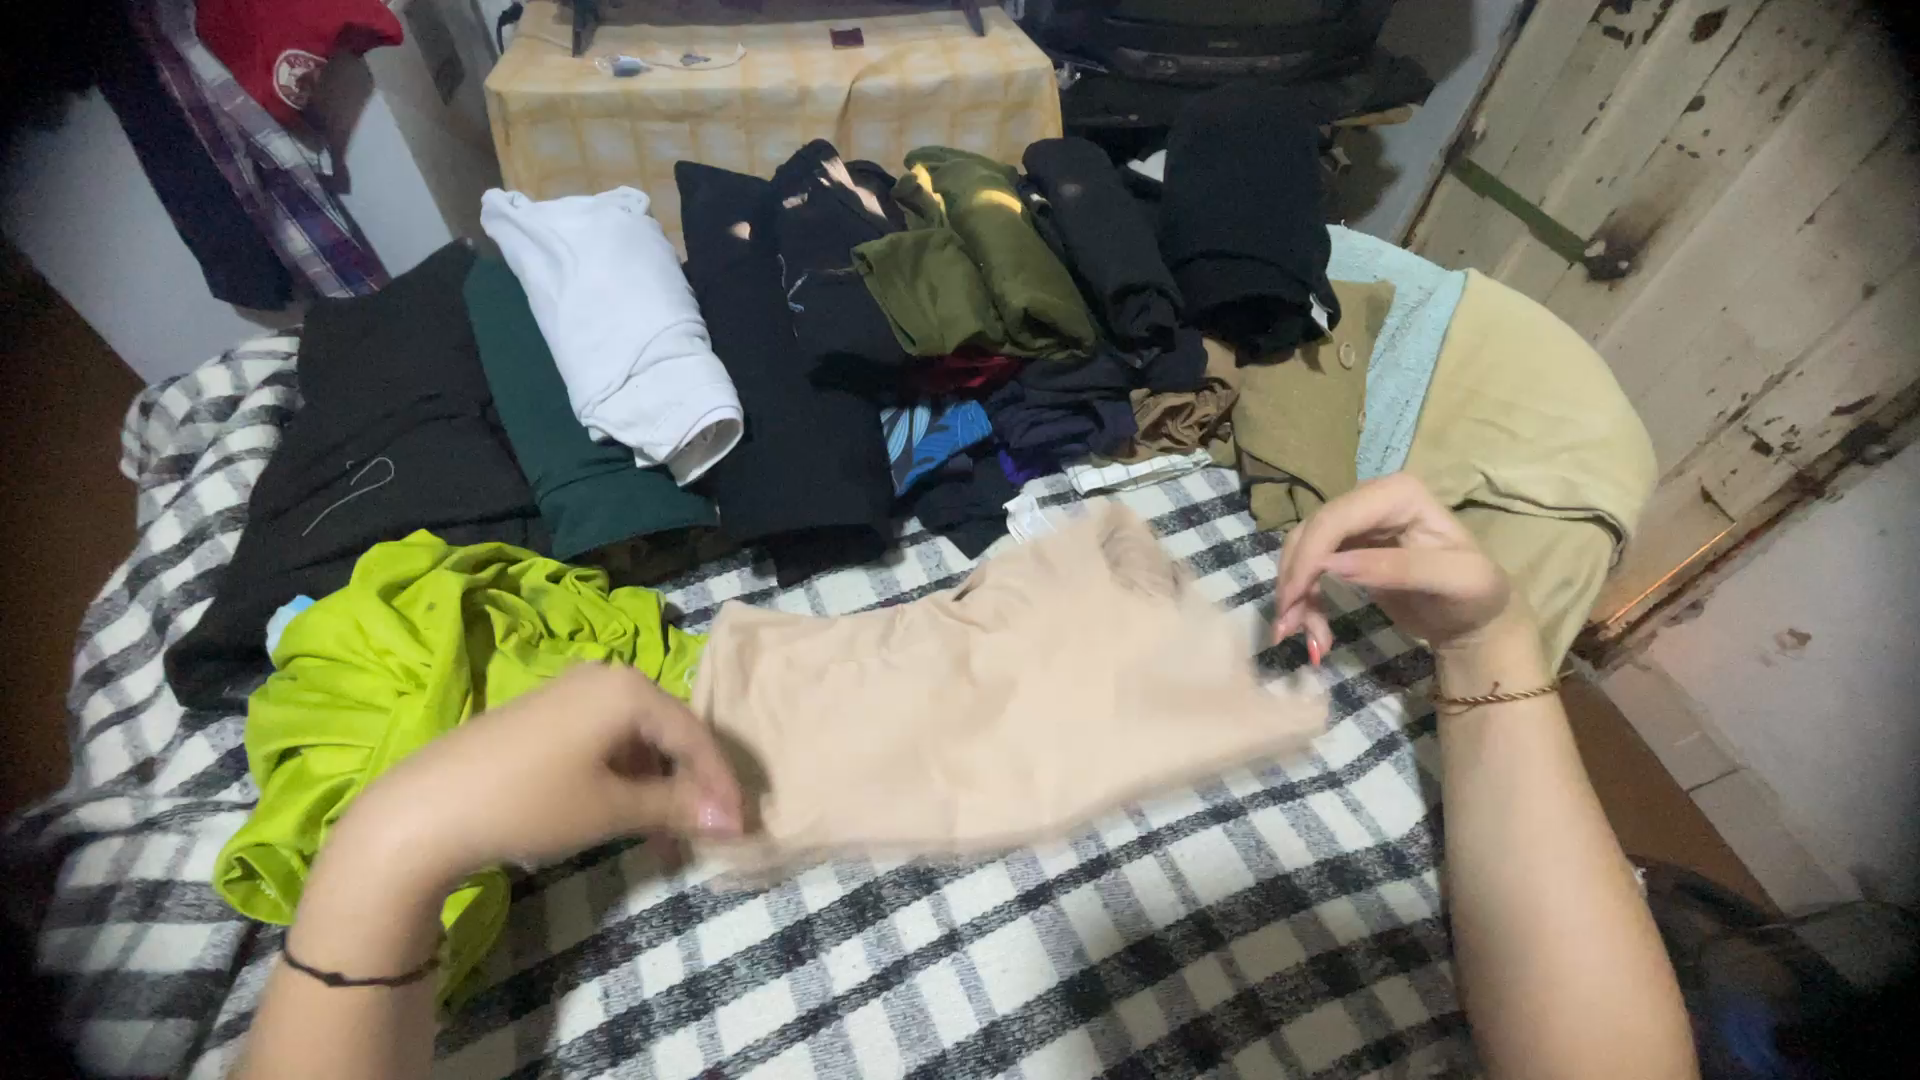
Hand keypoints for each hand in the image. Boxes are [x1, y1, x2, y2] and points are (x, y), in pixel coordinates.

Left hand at [333, 663, 744, 888]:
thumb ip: (677, 806)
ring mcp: (575, 690)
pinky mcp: (549, 710)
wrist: (420, 813)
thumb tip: (730, 818)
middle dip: (692, 780)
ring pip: (640, 734)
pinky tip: (626, 803)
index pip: (695, 736)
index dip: (720, 783)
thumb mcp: (612, 808)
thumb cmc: (529, 804)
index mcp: (630, 689)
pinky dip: (627, 770)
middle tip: (709, 825)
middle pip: (670, 730)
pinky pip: (609, 735)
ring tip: (667, 825)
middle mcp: (608, 675)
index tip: (740, 825)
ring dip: (660, 779)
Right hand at [1273, 473, 1521, 658]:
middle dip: (1294, 581)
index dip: (1307, 558)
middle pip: (1309, 534)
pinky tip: (1309, 628)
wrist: (1473, 618)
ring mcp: (1353, 523)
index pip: (1334, 519)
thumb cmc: (1475, 596)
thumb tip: (1331, 565)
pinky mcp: (1341, 547)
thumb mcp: (1455, 581)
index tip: (1293, 602)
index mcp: (1398, 494)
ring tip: (1302, 636)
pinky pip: (1305, 568)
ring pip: (1299, 552)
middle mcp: (1368, 499)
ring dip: (1293, 594)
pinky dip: (1300, 598)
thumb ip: (1398, 569)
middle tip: (1288, 628)